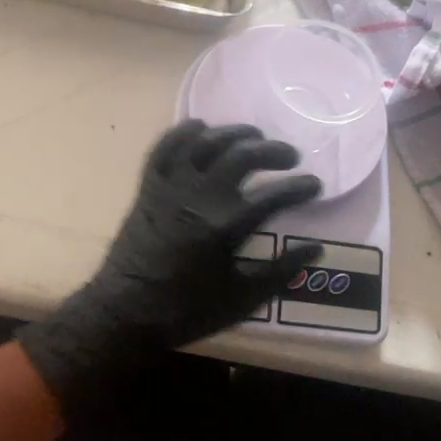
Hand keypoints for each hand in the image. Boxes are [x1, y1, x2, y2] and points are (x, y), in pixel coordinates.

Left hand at [17, 121, 323, 418]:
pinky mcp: (149, 188)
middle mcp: (201, 196)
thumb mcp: (243, 299)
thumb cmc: (187, 310)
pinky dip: (183, 133)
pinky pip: (165, 148)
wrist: (124, 314)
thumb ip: (281, 271)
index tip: (316, 184)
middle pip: (243, 155)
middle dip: (273, 151)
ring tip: (254, 136)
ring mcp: (171, 187)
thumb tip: (315, 248)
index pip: (275, 194)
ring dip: (234, 133)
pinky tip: (199, 127)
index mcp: (227, 225)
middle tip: (290, 156)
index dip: (301, 187)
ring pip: (206, 142)